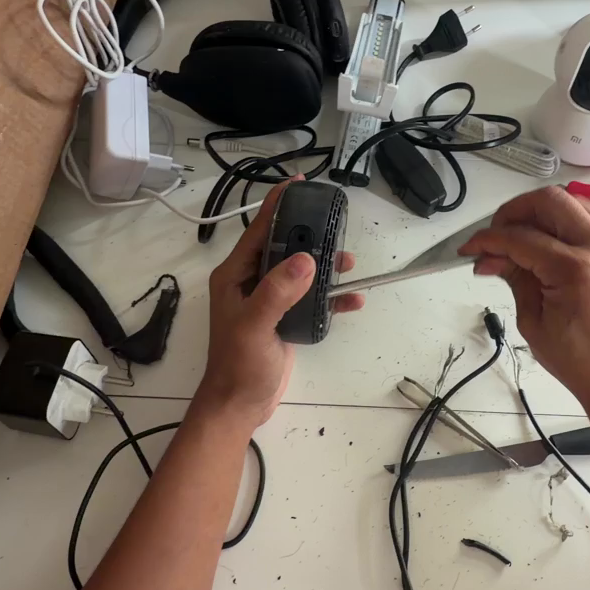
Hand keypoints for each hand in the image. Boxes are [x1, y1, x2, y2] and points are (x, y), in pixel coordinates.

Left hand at [196, 181, 362, 428]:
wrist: (240, 406)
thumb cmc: (238, 365)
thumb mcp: (254, 326)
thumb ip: (277, 291)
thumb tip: (306, 259)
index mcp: (236, 275)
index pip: (259, 230)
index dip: (278, 205)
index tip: (300, 183)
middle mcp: (252, 282)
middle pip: (284, 246)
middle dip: (311, 236)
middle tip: (337, 226)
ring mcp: (270, 301)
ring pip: (301, 271)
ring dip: (326, 266)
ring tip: (350, 264)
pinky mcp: (286, 319)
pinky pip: (312, 299)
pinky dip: (332, 297)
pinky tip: (353, 299)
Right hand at [460, 187, 589, 416]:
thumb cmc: (581, 363)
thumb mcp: (533, 323)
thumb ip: (514, 279)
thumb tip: (489, 257)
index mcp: (574, 272)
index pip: (519, 238)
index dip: (487, 240)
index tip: (470, 248)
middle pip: (549, 202)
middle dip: (513, 212)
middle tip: (496, 235)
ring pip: (579, 199)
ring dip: (546, 208)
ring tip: (528, 230)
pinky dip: (586, 208)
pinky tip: (568, 224)